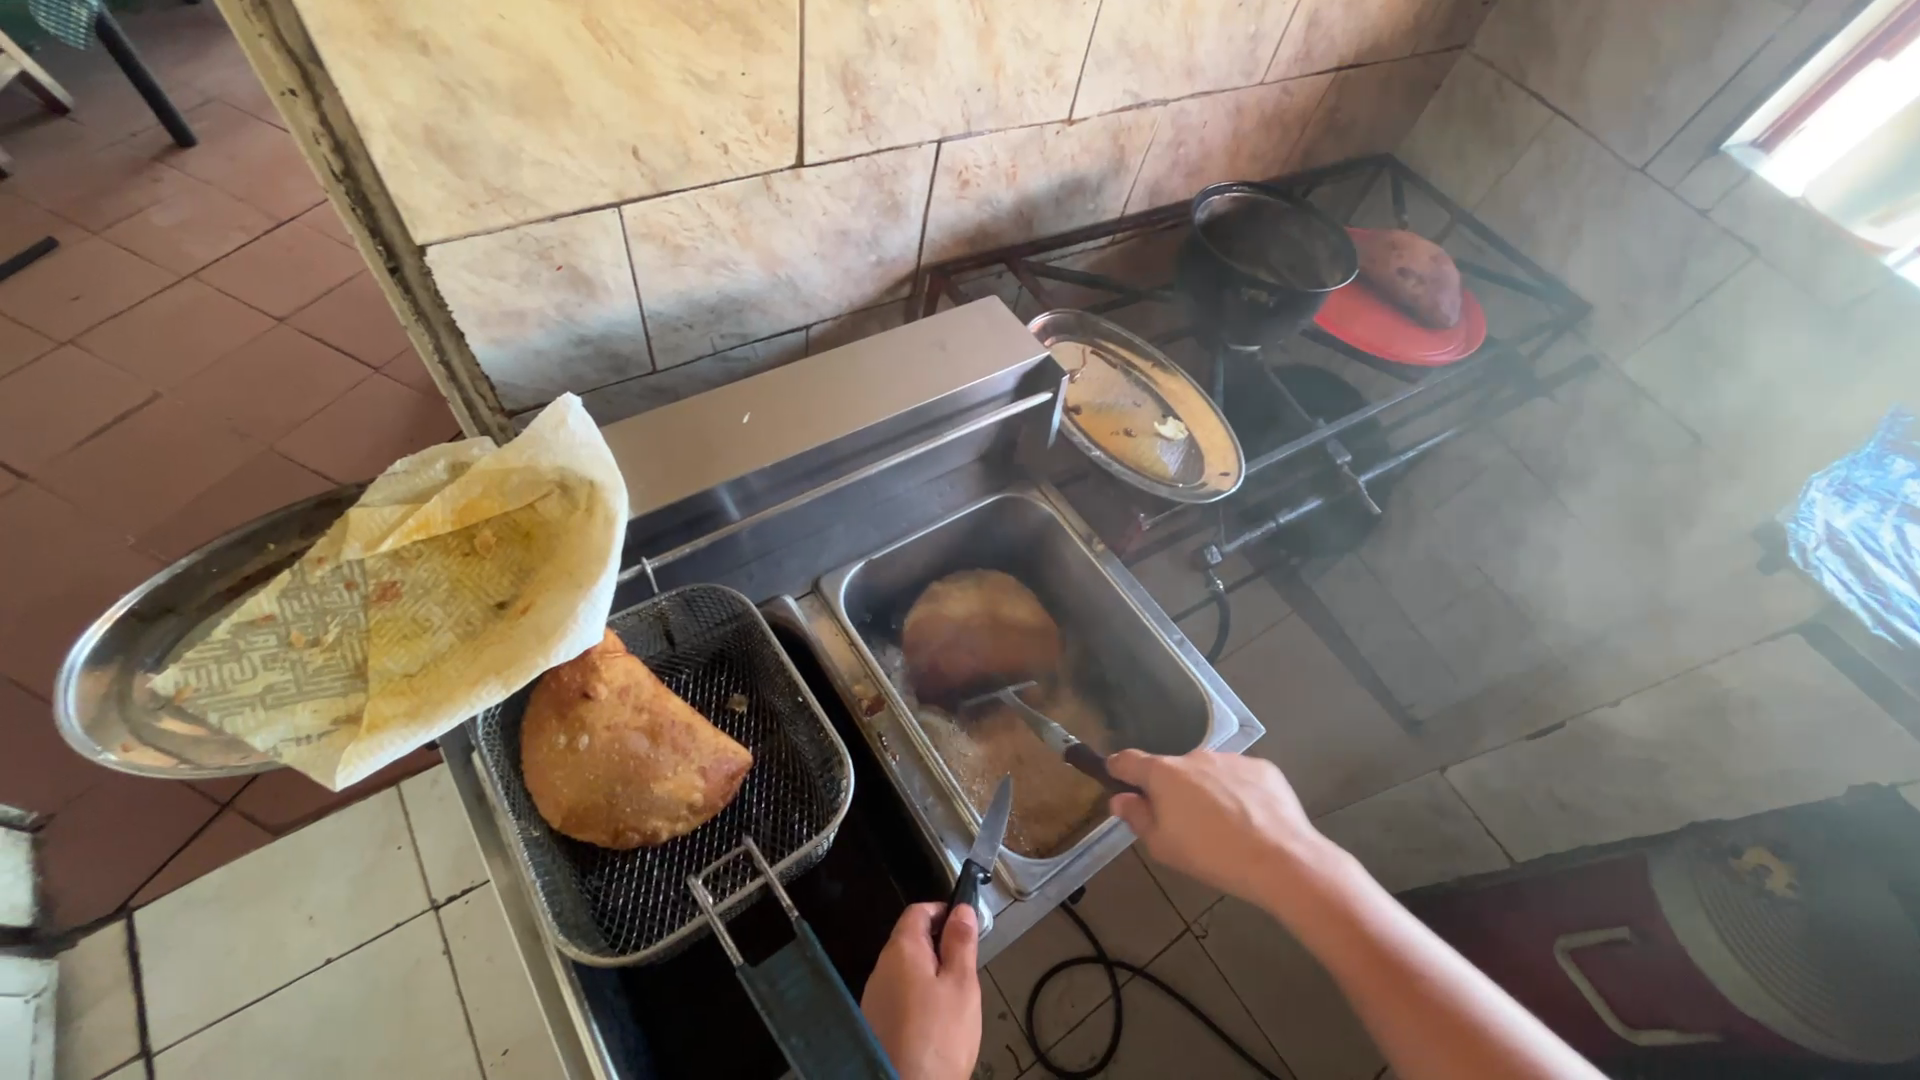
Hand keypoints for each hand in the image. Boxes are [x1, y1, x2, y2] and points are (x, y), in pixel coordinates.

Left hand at [861, 903, 980, 1079]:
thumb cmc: (939, 1035)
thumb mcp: (961, 985)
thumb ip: (961, 943)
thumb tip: (961, 909)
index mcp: (901, 949)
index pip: (918, 911)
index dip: (943, 912)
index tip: (965, 928)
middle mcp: (881, 967)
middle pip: (910, 940)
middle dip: (939, 946)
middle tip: (964, 969)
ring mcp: (874, 997)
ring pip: (905, 971)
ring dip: (928, 975)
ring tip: (953, 999)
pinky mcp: (873, 1023)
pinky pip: (898, 997)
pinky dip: (917, 999)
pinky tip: (934, 1022)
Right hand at [1107, 750, 1330, 904]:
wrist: (1281, 859)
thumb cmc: (1211, 856)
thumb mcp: (1162, 847)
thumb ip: (1137, 817)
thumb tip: (1120, 799)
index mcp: (1163, 774)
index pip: (1128, 760)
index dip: (1118, 768)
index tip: (1116, 777)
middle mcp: (1194, 757)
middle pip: (1172, 770)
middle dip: (1172, 790)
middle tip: (1183, 823)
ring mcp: (1231, 759)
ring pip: (1208, 773)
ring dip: (1207, 791)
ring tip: (1224, 826)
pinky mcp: (1262, 767)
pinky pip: (1240, 777)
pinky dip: (1239, 793)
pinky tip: (1252, 821)